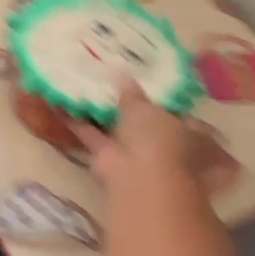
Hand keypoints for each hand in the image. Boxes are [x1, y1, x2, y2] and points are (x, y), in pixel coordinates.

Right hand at [70, 78, 204, 195]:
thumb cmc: (159, 141)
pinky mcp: (110, 160)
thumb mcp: (148, 108)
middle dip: (133, 111)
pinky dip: (78, 124)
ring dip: (104, 117)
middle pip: (149, 126)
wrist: (139, 178)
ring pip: (120, 133)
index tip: (148, 87)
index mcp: (193, 135)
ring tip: (84, 92)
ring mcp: (139, 156)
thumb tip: (124, 77)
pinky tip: (61, 106)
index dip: (167, 103)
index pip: (184, 117)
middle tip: (113, 87)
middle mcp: (168, 147)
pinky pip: (94, 138)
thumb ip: (135, 94)